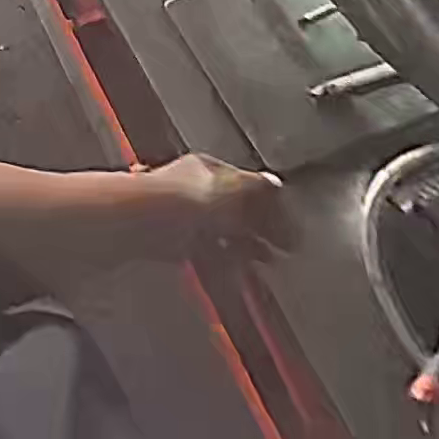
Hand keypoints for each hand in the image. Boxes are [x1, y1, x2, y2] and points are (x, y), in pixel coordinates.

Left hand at [151, 153, 289, 259]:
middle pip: (235, 208)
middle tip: (284, 244)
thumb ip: (258, 187)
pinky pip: (210, 253)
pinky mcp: (179, 244)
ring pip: (224, 231)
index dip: (269, 202)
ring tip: (269, 259)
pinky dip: (227, 261)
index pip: (244, 182)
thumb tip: (275, 183)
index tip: (289, 222)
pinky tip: (241, 270)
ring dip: (247, 245)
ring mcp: (187, 217)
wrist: (149, 221)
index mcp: (208, 168)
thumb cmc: (189, 196)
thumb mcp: (234, 186)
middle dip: (260, 226)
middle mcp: (196, 189)